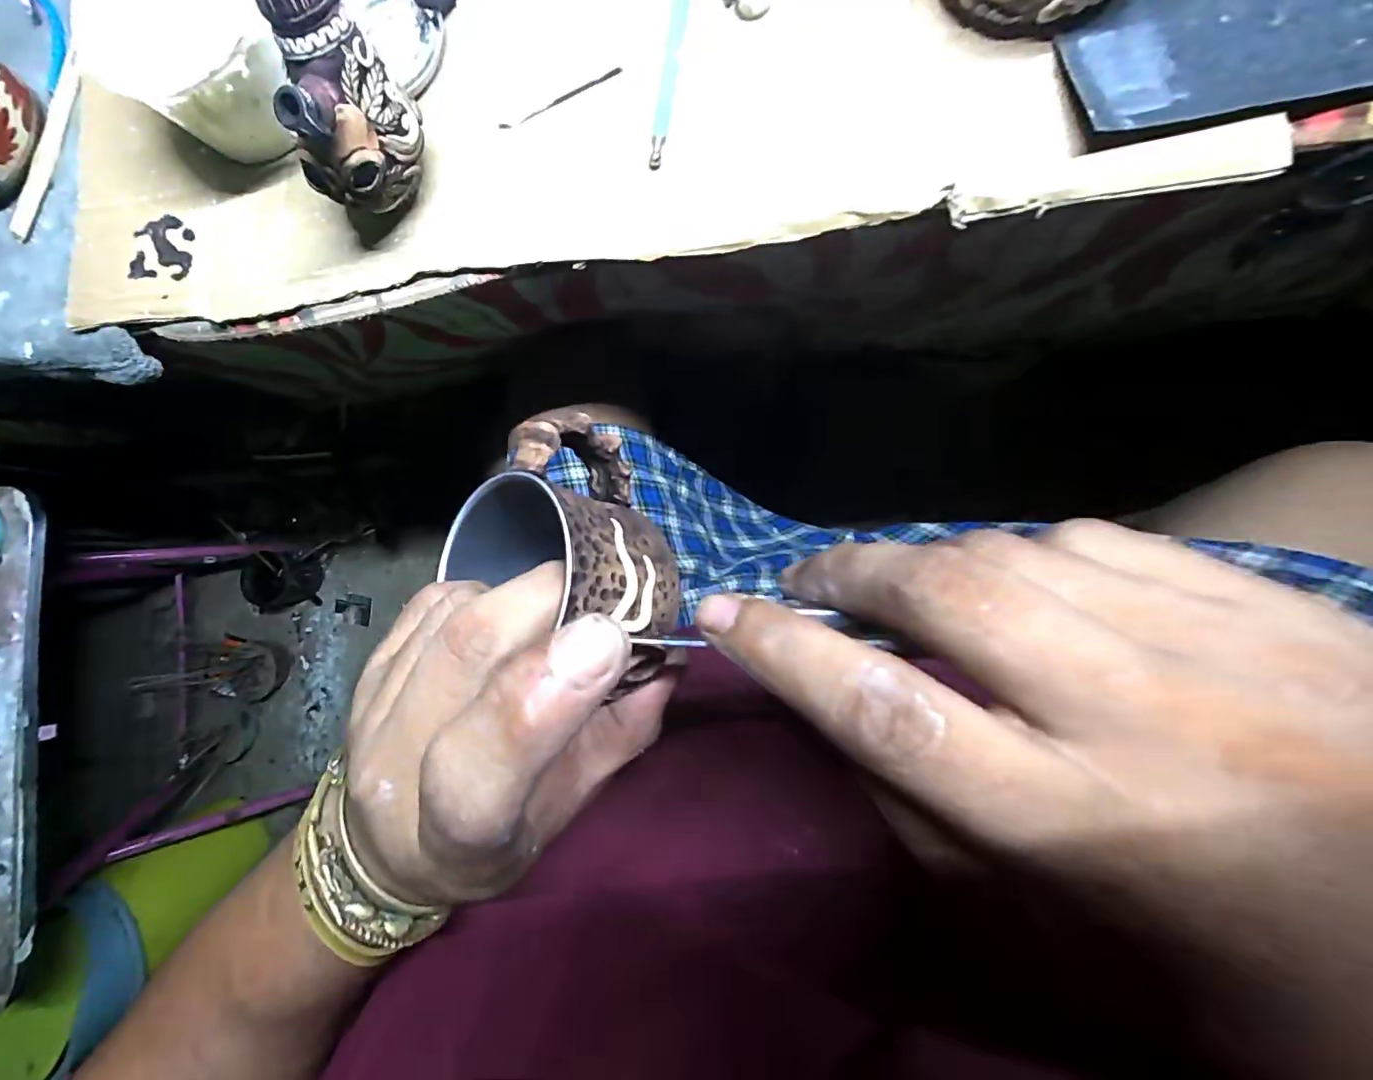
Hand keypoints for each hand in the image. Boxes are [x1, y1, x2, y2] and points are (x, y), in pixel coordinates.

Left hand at [342, 562, 676, 904]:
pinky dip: (482, 591)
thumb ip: (611, 743)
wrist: (381, 839)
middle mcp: (395, 760)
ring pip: (451, 613)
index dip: (538, 698)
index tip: (606, 638)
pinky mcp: (370, 662)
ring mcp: (374, 702)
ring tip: (557, 610)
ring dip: (517, 595)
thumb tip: (663, 660)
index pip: (477, 766)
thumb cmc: (481, 845)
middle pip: (463, 653)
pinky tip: (501, 611)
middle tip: (605, 590)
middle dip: (545, 602)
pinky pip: (431, 600)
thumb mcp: (557, 817)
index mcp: (452, 835)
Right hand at [697, 521, 1372, 1076]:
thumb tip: (831, 713)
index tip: (719, 612)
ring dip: (921, 558)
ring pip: (1016, 552)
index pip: (884, 707)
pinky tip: (1014, 579)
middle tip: (803, 582)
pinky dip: (1018, 550)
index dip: (781, 648)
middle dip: (845, 574)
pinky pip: (1099, 541)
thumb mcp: (1050, 933)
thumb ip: (920, 814)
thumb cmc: (1236, 978)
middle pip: (950, 598)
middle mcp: (1151, 721)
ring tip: (896, 581)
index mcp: (1082, 824)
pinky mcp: (1288, 612)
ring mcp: (1232, 652)